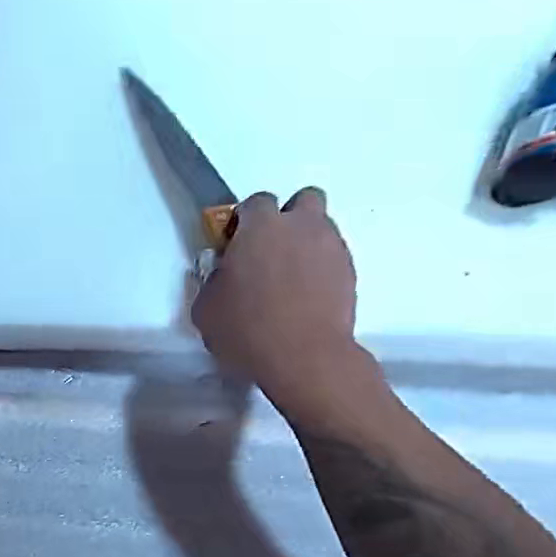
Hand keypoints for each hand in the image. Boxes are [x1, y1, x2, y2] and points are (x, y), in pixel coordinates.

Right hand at [191, 188, 373, 422]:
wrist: (303, 356)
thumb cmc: (244, 328)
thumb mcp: (205, 307)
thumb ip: (212, 280)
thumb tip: (222, 271)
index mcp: (260, 229)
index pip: (255, 201)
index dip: (243, 220)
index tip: (233, 243)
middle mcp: (301, 227)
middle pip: (303, 200)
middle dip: (286, 217)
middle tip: (267, 249)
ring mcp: (331, 247)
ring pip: (319, 228)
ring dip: (302, 243)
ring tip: (285, 279)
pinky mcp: (350, 271)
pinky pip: (330, 256)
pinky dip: (317, 268)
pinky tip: (301, 296)